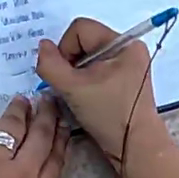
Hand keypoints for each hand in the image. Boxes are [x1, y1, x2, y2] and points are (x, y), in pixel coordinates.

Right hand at [35, 18, 167, 165]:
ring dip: (76, 73)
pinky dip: (85, 79)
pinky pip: (97, 68)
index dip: (65, 49)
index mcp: (123, 43)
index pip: (80, 29)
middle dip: (70, 62)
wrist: (136, 148)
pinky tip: (85, 97)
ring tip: (77, 94)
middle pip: (84, 41)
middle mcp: (129, 48)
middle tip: (70, 86)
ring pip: (88, 56)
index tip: (65, 75)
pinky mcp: (125, 79)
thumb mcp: (73, 88)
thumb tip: (43, 46)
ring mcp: (128, 64)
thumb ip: (50, 64)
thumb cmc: (108, 114)